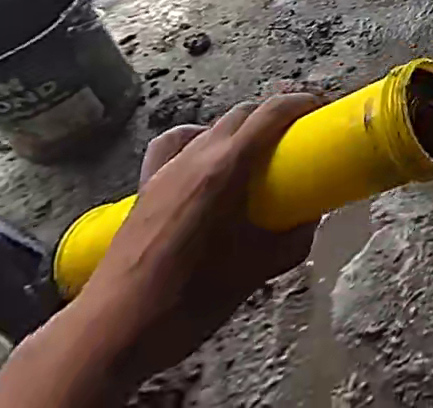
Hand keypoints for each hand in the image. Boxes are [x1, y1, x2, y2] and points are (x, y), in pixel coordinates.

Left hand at [71, 95, 321, 382]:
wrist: (112, 330)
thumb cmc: (187, 300)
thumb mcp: (255, 271)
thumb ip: (292, 240)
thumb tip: (311, 219)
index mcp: (227, 167)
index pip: (272, 112)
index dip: (302, 102)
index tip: (321, 109)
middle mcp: (197, 155)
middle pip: (245, 112)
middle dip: (276, 113)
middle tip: (296, 135)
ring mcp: (168, 167)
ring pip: (214, 125)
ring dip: (242, 126)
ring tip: (257, 149)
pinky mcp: (147, 184)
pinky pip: (177, 143)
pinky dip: (198, 139)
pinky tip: (205, 157)